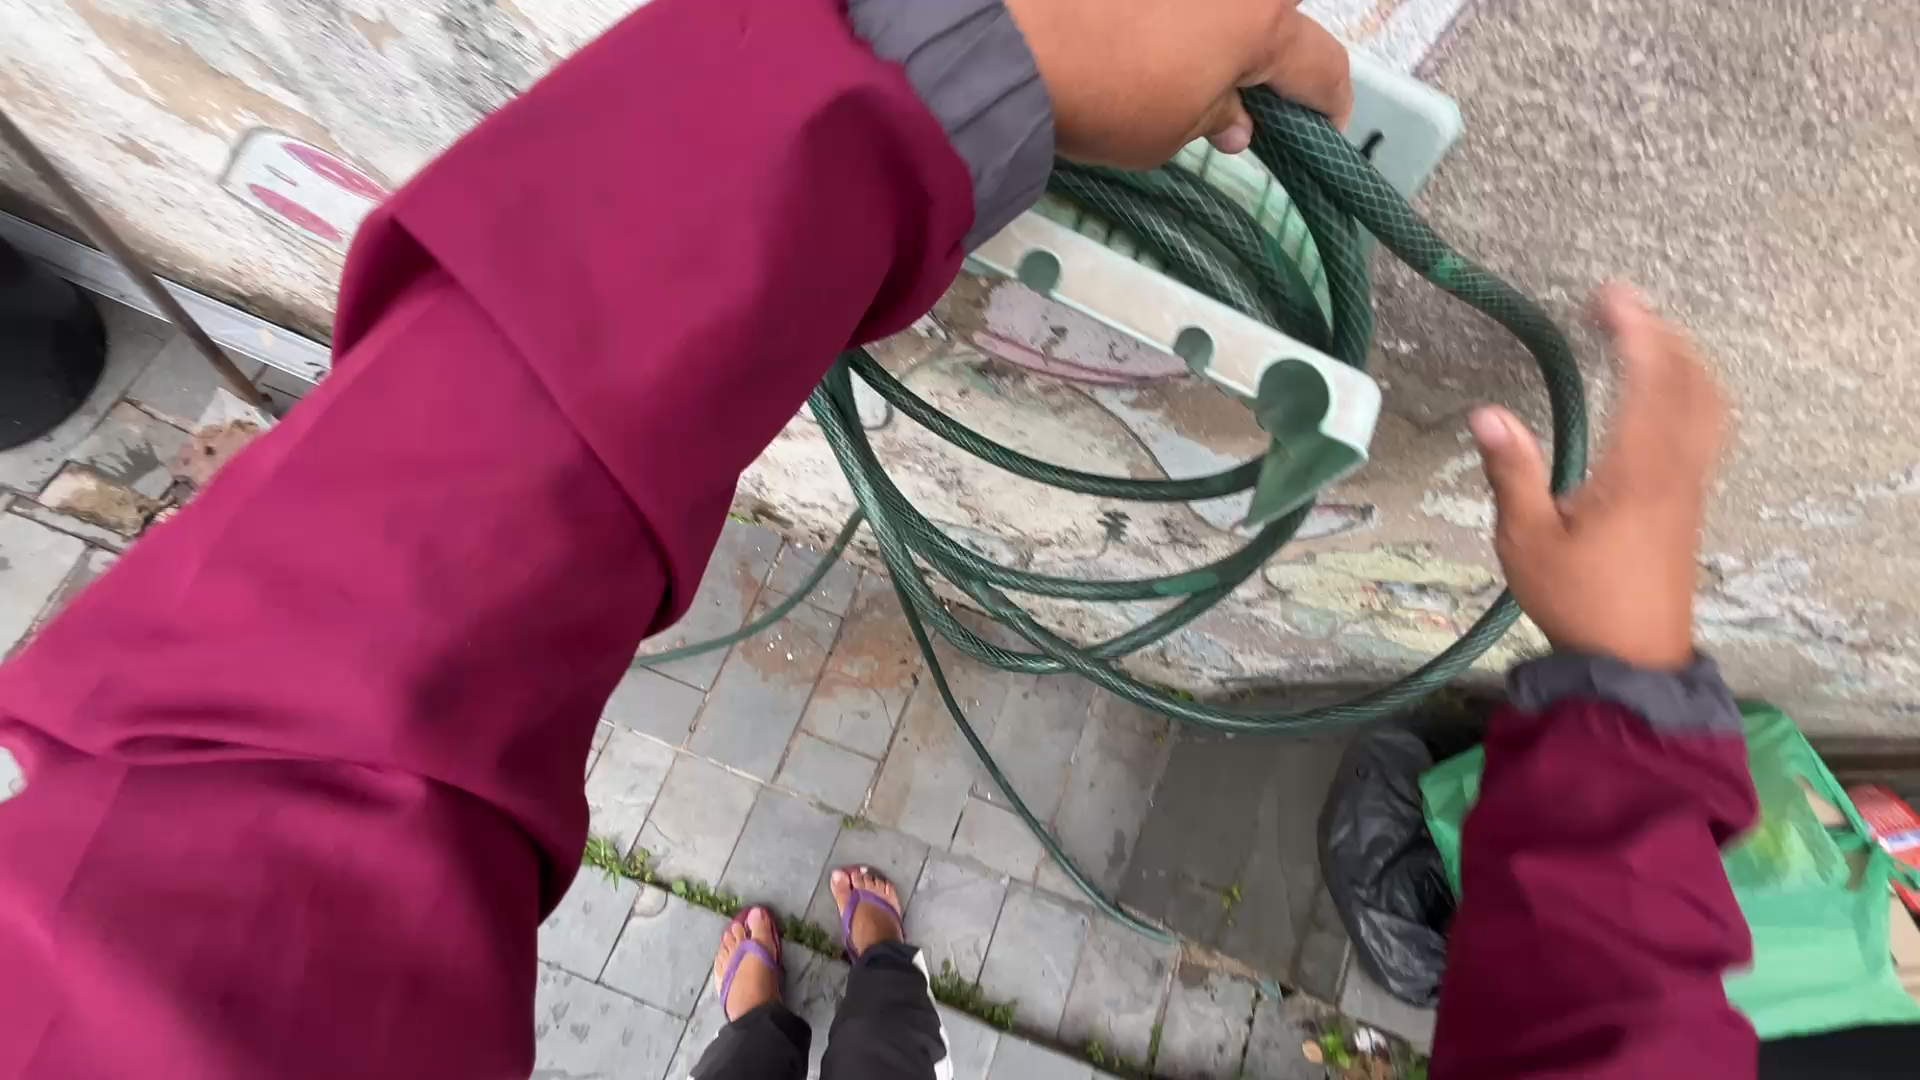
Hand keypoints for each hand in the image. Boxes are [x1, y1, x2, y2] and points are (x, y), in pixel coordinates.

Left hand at [1003, 0, 1352, 167]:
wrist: (1018, 47)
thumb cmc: (1108, 102)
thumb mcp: (1168, 134)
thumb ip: (1215, 119)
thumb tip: (1240, 125)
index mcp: (1265, 21)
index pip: (1322, 67)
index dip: (1327, 104)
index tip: (1322, 128)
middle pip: (1275, 17)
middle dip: (1264, 57)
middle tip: (1233, 98)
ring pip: (1227, 5)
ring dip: (1216, 32)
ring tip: (1177, 67)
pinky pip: (1181, 3)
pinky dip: (1174, 19)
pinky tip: (1144, 33)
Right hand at [1471, 284, 1727, 671]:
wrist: (1629, 650)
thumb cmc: (1573, 594)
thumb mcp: (1525, 536)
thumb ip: (1511, 471)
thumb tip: (1486, 413)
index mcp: (1638, 470)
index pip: (1648, 382)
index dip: (1633, 333)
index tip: (1607, 298)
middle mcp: (1677, 467)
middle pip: (1692, 383)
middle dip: (1661, 336)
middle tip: (1620, 307)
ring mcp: (1690, 484)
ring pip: (1709, 404)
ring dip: (1683, 361)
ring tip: (1645, 338)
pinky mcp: (1687, 500)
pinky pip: (1706, 427)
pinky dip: (1692, 392)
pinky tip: (1667, 396)